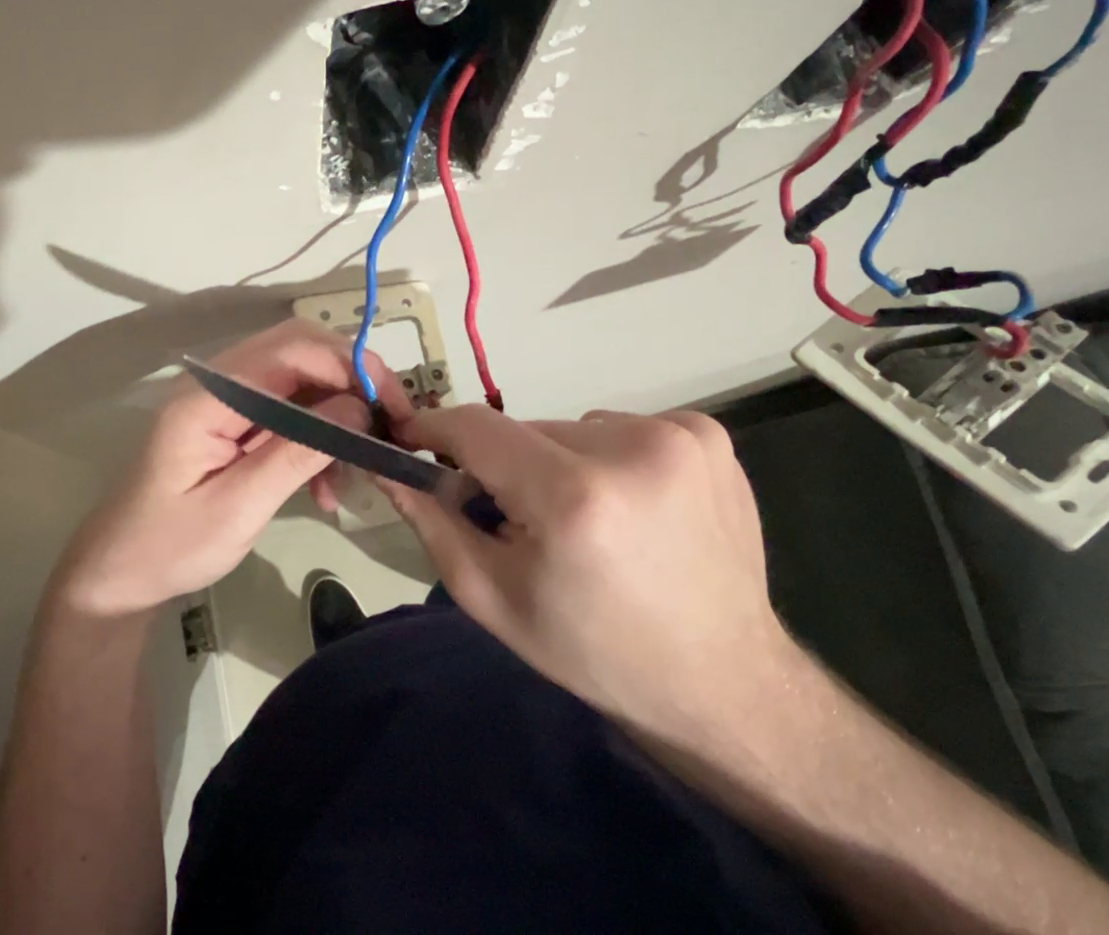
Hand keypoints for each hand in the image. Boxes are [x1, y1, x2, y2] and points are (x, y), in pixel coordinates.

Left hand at [53, 319, 408, 617]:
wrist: (119, 573)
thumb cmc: (171, 546)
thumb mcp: (238, 507)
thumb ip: (295, 453)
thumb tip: (355, 408)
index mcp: (209, 397)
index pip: (291, 350)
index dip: (350, 366)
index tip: (391, 406)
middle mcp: (216, 386)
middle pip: (299, 355)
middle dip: (352, 385)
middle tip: (389, 427)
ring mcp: (223, 405)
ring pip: (299, 386)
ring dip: (336, 420)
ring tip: (357, 473)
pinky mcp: (231, 428)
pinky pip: (286, 418)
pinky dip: (314, 443)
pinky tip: (326, 489)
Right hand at [380, 406, 799, 744]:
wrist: (717, 680)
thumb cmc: (592, 650)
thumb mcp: (491, 597)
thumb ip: (434, 523)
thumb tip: (391, 470)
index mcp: (573, 497)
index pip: (476, 428)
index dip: (434, 430)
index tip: (412, 442)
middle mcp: (632, 448)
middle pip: (524, 430)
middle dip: (504, 466)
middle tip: (512, 519)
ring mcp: (681, 437)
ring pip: (572, 428)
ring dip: (557, 461)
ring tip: (583, 522)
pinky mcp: (709, 437)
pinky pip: (621, 429)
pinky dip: (606, 459)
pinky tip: (627, 511)